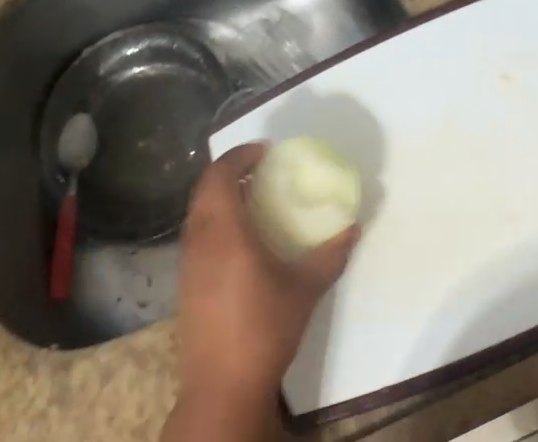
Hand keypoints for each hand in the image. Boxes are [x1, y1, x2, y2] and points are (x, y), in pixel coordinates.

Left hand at [174, 143, 359, 405]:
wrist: (222, 385)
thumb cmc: (264, 329)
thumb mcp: (305, 290)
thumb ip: (330, 255)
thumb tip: (353, 228)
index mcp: (224, 231)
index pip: (220, 174)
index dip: (240, 155)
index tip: (265, 152)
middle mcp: (199, 238)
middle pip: (204, 188)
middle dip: (229, 171)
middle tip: (260, 170)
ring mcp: (187, 262)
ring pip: (197, 211)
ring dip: (220, 195)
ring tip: (251, 198)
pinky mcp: (184, 282)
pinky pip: (196, 234)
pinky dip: (214, 219)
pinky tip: (239, 239)